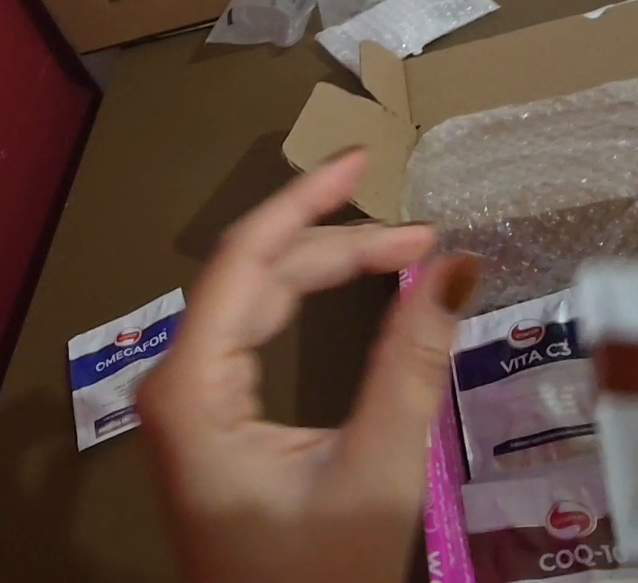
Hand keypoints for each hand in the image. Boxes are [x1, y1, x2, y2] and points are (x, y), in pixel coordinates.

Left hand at [135, 150, 482, 582]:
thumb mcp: (374, 475)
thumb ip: (412, 365)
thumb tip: (458, 267)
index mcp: (191, 384)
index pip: (246, 258)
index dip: (304, 200)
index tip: (361, 162)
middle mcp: (179, 373)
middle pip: (256, 271)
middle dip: (335, 240)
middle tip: (418, 234)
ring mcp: (192, 388)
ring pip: (257, 292)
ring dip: (324, 261)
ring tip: (399, 247)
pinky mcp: (211, 403)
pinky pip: (257, 323)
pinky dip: (307, 293)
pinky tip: (346, 275)